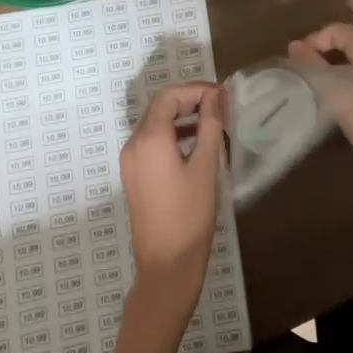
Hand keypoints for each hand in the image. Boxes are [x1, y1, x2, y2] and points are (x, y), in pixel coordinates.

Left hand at [119, 82, 222, 299]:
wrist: (166, 263)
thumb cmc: (190, 214)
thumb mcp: (205, 166)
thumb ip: (209, 125)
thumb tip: (215, 96)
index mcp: (149, 138)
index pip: (169, 96)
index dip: (196, 89)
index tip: (223, 95)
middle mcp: (133, 144)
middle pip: (159, 106)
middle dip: (188, 99)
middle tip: (220, 104)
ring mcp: (130, 161)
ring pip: (154, 123)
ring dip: (180, 115)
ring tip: (212, 120)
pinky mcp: (133, 175)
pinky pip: (151, 142)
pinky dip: (171, 133)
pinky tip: (195, 142)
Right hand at [288, 24, 352, 203]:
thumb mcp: (335, 92)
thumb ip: (314, 67)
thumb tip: (294, 46)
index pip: (338, 30)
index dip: (315, 39)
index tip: (297, 60)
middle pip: (346, 42)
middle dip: (320, 52)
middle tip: (301, 71)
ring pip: (352, 60)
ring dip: (330, 66)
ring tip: (311, 83)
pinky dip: (341, 78)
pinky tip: (331, 96)